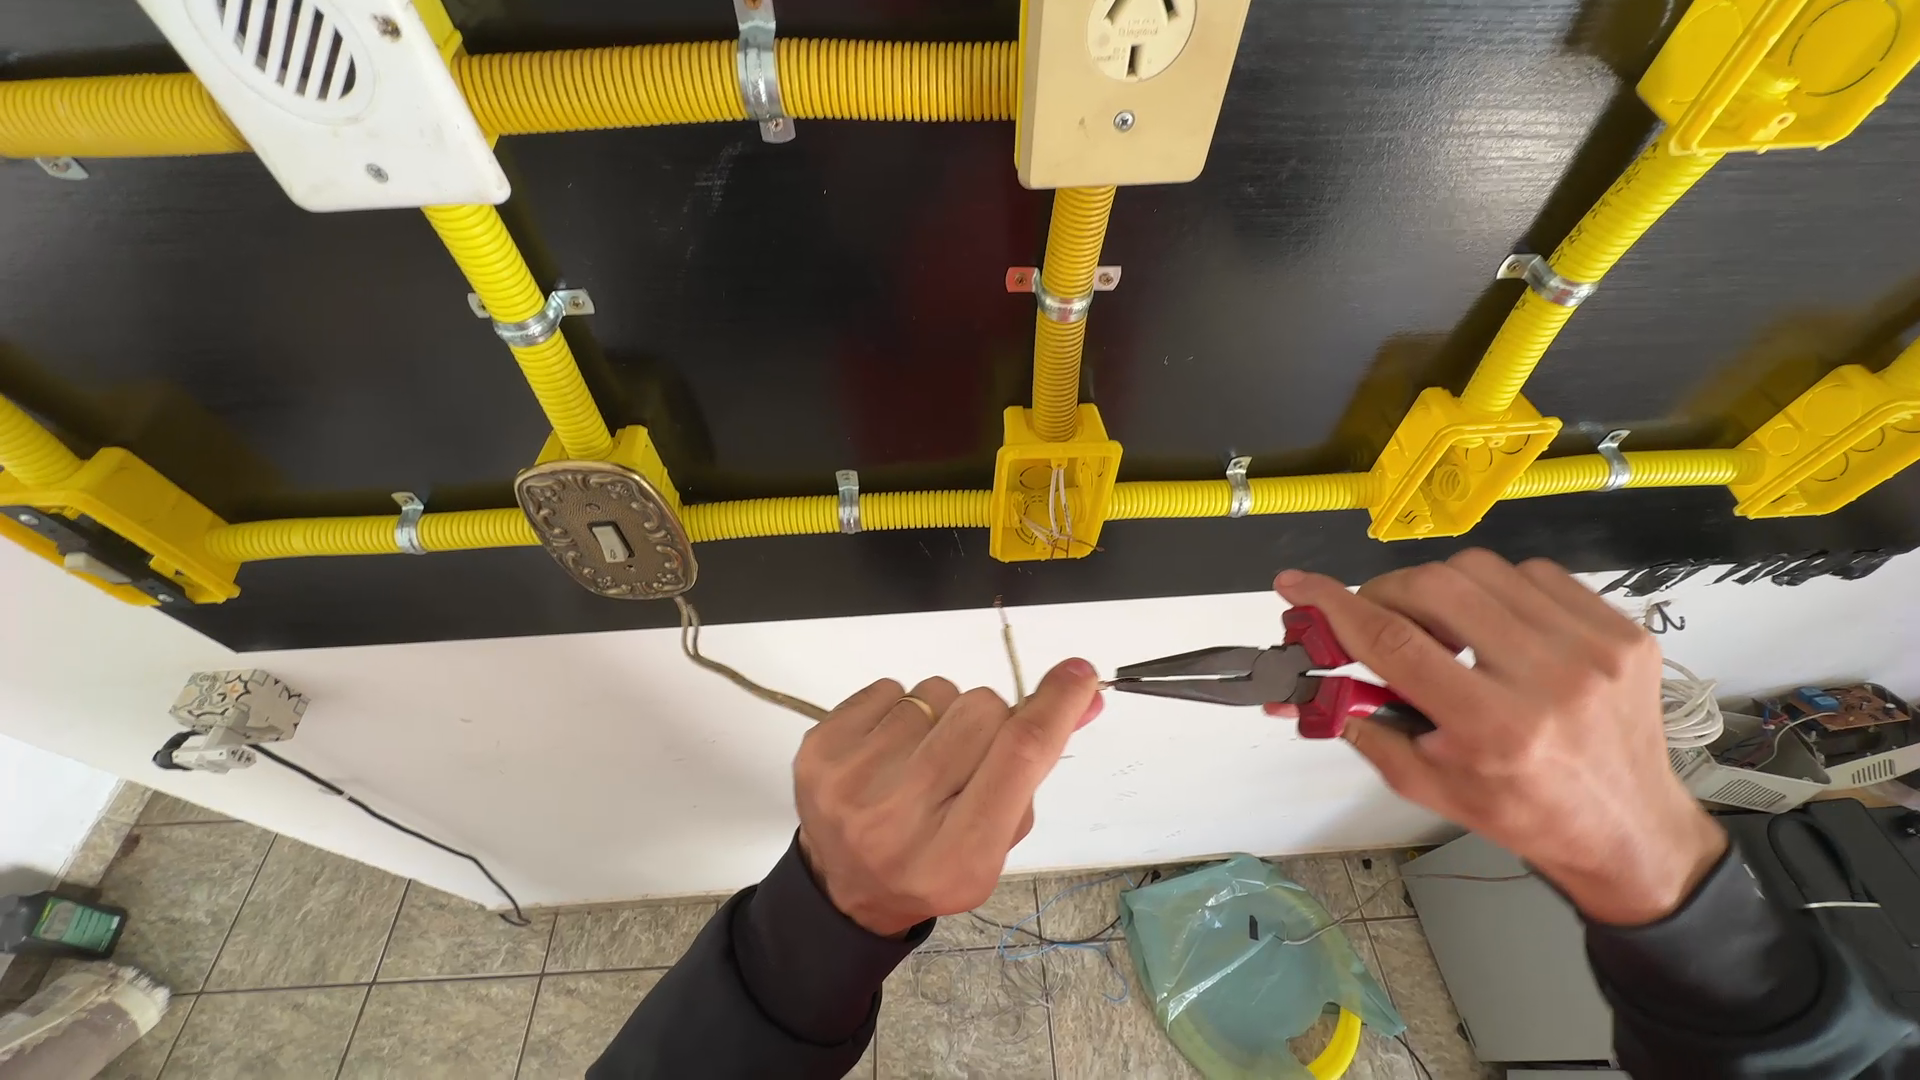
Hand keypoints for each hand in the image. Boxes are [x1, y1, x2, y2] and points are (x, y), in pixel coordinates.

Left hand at [792, 659, 1103, 936]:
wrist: (846, 887)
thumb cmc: (935, 860)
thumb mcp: (996, 835)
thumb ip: (1035, 768)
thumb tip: (1082, 696)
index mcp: (958, 857)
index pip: (1018, 756)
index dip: (1055, 706)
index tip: (1080, 674)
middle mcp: (900, 822)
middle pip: (981, 712)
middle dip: (992, 718)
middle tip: (973, 752)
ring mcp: (852, 783)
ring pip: (935, 692)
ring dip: (943, 714)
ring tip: (924, 756)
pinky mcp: (818, 750)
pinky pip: (890, 687)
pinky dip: (901, 708)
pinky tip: (891, 749)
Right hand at [1272, 550, 1727, 925]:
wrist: (1630, 830)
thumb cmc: (1518, 810)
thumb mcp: (1421, 781)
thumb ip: (1355, 723)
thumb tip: (1297, 688)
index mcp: (1493, 727)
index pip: (1393, 641)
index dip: (1332, 604)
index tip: (1296, 584)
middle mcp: (1549, 678)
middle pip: (1434, 588)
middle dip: (1384, 592)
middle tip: (1373, 615)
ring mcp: (1593, 647)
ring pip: (1479, 569)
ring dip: (1438, 589)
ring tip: (1437, 627)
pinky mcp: (1621, 630)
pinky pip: (1532, 573)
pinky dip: (1494, 589)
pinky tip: (1491, 624)